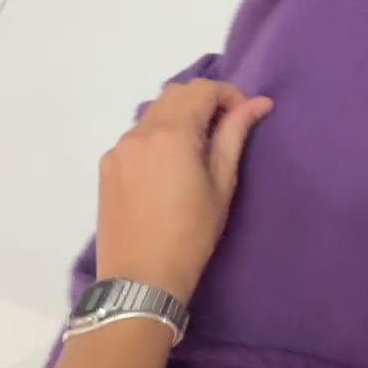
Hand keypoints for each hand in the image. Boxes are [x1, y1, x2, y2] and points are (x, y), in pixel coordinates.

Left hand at [95, 79, 273, 303]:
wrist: (141, 278)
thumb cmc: (192, 231)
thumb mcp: (222, 181)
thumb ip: (235, 134)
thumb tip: (259, 103)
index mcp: (171, 134)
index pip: (202, 89)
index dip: (230, 95)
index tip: (245, 118)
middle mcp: (139, 132)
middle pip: (176, 93)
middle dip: (206, 101)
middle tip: (226, 129)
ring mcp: (119, 149)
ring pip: (155, 111)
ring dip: (182, 116)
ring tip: (200, 148)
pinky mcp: (108, 166)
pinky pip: (139, 134)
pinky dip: (161, 134)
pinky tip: (172, 166)